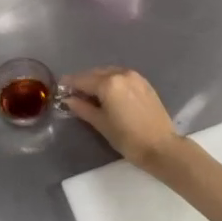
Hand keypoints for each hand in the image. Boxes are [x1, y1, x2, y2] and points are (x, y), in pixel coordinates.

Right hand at [64, 67, 183, 166]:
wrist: (161, 147)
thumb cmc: (127, 138)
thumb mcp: (101, 123)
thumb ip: (83, 108)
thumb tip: (69, 100)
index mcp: (108, 83)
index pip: (82, 80)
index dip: (69, 84)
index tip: (60, 88)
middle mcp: (121, 74)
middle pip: (95, 73)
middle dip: (83, 81)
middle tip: (73, 93)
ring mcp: (135, 77)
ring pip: (109, 73)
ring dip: (97, 80)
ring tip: (90, 94)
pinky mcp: (144, 83)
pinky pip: (121, 76)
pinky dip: (111, 81)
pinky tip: (108, 93)